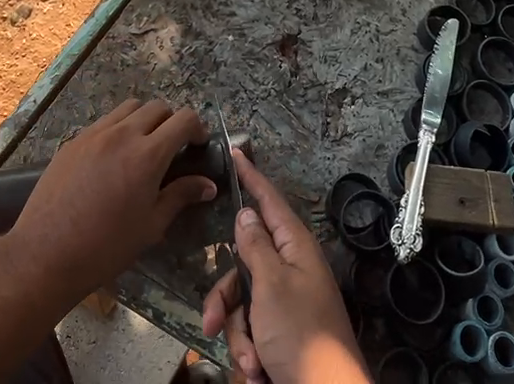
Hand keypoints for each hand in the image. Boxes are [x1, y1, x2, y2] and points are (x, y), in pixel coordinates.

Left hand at [10, 100, 218, 300]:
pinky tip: (112, 157)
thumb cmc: (105, 247)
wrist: (44, 255)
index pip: (184, 119)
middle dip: (171, 121)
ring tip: (142, 146)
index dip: (197, 128)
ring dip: (144, 119)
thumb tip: (208, 184)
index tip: (198, 145)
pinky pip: (103, 122)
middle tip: (172, 147)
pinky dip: (117, 129)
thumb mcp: (151, 225)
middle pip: (158, 107)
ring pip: (129, 108)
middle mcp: (123, 134)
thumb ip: (181, 196)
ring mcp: (94, 135)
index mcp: (148, 154)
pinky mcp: (73, 142)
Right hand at [202, 151, 366, 383]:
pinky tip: (258, 371)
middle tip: (212, 322)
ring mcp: (285, 301)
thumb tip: (246, 211)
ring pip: (241, 303)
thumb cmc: (301, 334)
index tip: (236, 152)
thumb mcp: (271, 286)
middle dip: (226, 300)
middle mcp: (290, 268)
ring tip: (252, 362)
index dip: (252, 177)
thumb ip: (255, 247)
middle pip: (242, 264)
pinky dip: (248, 351)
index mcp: (296, 248)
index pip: (269, 202)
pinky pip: (249, 329)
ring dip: (238, 334)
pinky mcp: (280, 330)